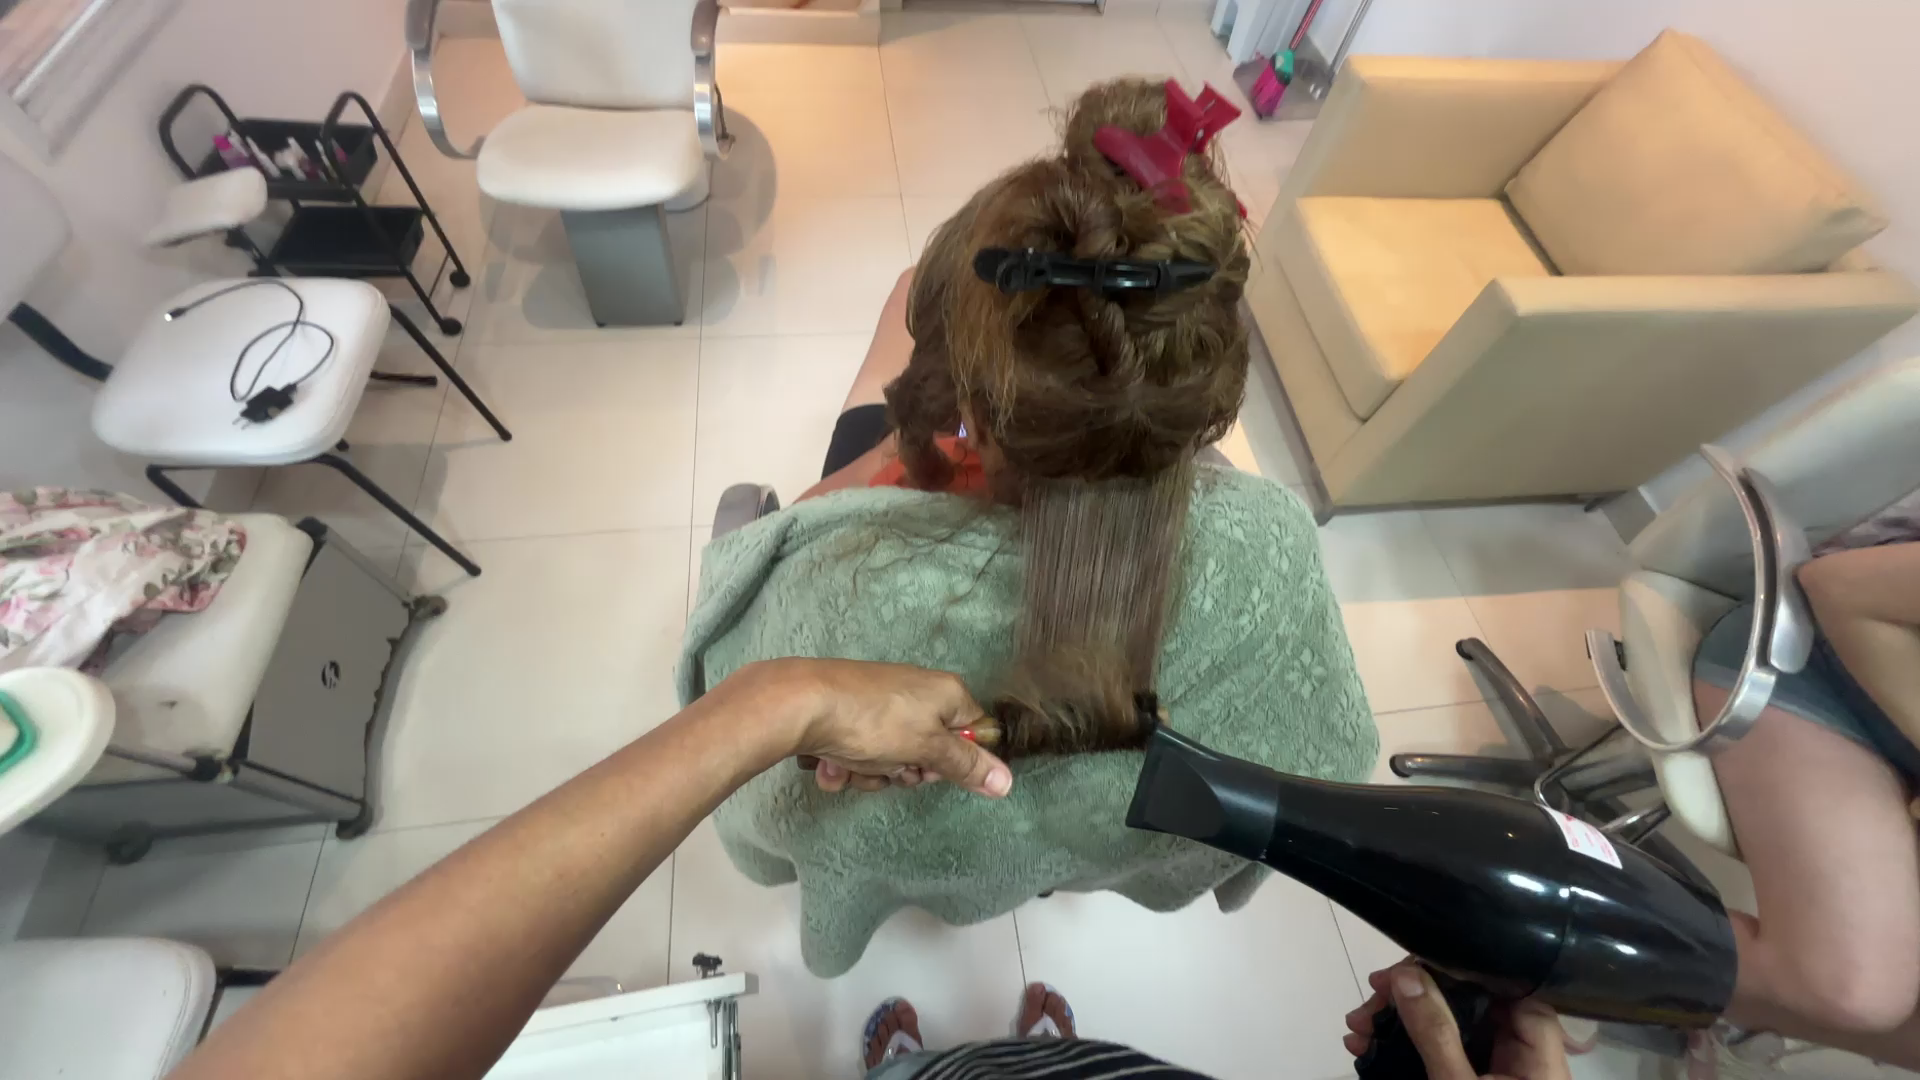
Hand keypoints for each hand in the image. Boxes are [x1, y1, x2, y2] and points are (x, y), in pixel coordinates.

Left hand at [738, 658, 1012, 797]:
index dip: (951, 761)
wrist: (802, 703)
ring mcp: (882, 700)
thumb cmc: (874, 722)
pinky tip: (829, 762)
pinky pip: (861, 748)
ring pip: (890, 756)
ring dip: (871, 772)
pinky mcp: (851, 711)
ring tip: (850, 765)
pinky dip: (846, 763)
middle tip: (889, 768)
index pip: (971, 733)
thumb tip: (1008, 782)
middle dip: (904, 770)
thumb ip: (967, 765)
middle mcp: (917, 691)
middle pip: (928, 749)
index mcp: (946, 693)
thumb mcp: (927, 748)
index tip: (928, 769)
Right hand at [1344, 962, 1570, 1079]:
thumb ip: (1435, 1033)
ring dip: (1397, 1021)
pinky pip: (1438, 1052)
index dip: (1472, 973)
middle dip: (1413, 996)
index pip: (1518, 995)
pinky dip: (1403, 1045)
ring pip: (1446, 1028)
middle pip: (1472, 1006)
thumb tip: (1408, 974)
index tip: (1416, 970)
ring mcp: (1495, 1078)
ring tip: (1356, 1028)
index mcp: (1538, 1062)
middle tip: (1370, 998)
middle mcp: (1522, 1065)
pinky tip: (1367, 1047)